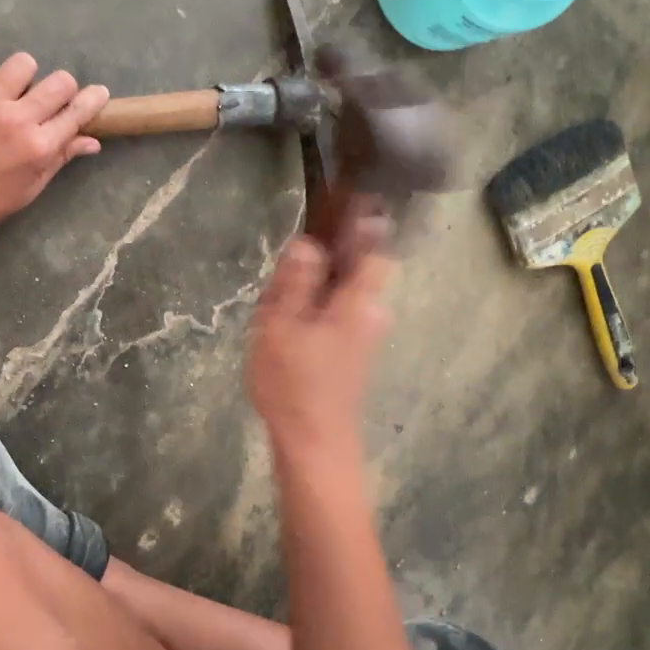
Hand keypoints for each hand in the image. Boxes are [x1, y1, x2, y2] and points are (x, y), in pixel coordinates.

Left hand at [0, 53, 109, 233]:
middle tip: (48, 101)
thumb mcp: (30, 187)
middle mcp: (18, 119)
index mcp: (39, 147)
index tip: (98, 94)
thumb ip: (61, 158)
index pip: (77, 111)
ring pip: (23, 64)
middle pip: (59, 81)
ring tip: (12, 94)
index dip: (93, 99)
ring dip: (24, 77)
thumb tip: (92, 141)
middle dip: (61, 89)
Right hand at [248, 237, 394, 456]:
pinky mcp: (353, 355)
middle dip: (320, 265)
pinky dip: (312, 314)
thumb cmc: (295, 383)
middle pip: (352, 270)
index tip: (338, 204)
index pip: (376, 247)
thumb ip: (295, 281)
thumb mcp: (281, 325)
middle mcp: (372, 314)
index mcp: (361, 300)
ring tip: (273, 312)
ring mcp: (365, 337)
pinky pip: (335, 316)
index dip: (361, 223)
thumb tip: (308, 242)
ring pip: (340, 295)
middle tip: (281, 279)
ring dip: (311, 293)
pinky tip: (282, 333)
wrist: (314, 445)